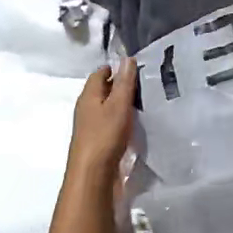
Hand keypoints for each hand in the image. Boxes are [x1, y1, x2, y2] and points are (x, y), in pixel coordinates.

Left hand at [68, 59, 135, 175]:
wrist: (92, 175)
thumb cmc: (105, 135)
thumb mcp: (119, 105)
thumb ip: (124, 82)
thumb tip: (127, 58)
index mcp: (88, 96)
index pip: (100, 73)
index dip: (116, 68)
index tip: (137, 68)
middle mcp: (86, 108)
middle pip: (103, 89)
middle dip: (120, 84)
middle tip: (145, 84)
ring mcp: (90, 125)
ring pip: (106, 106)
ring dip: (121, 103)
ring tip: (145, 102)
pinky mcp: (97, 140)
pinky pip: (109, 122)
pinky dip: (121, 118)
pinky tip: (135, 123)